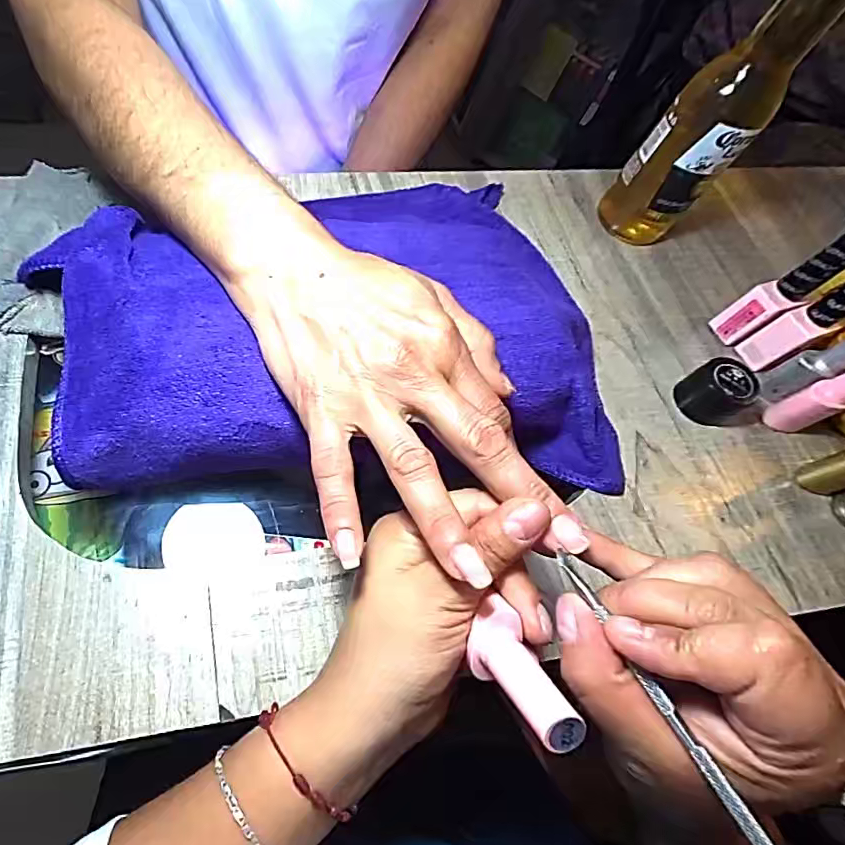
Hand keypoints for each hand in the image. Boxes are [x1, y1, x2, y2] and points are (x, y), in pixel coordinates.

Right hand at [226, 237, 589, 585]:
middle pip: (473, 446)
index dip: (520, 463)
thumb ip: (474, 341)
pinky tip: (347, 552)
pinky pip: (331, 468)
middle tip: (553, 550)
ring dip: (442, 523)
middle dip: (517, 501)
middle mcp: (410, 378)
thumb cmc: (360, 280)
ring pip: (409, 467)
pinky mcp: (319, 411)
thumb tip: (506, 389)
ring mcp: (362, 399)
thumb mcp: (430, 295)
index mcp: (442, 348)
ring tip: (471, 574)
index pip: (492, 415)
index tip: (543, 504)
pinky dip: (339, 511)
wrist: (291, 270)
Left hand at [312, 491, 553, 749]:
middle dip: (518, 580)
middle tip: (530, 617)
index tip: (560, 543)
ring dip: (517, 607)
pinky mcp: (451, 609)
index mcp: (408, 527)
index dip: (519, 523)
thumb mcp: (446, 592)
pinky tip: (513, 645)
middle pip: (493, 542)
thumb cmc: (393, 649)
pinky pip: (492, 604)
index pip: (475, 505)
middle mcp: (421, 546)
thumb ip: (492, 548)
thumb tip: (532, 506)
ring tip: (524, 639)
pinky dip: (506, 623)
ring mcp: (436, 579)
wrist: (378, 713)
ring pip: (498, 577)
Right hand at [556, 537, 844, 831]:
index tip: (621, 643)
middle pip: (723, 599)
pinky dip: (627, 557)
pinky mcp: (728, 603)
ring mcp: (771, 628)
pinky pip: (680, 566)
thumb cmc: (686, 793)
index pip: (759, 651)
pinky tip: (590, 548)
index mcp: (811, 729)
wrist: (698, 797)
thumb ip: (606, 686)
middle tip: (600, 631)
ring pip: (702, 573)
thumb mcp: (644, 757)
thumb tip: (573, 615)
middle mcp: (804, 670)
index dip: (678, 639)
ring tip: (608, 619)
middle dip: (643, 606)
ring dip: (638, 585)